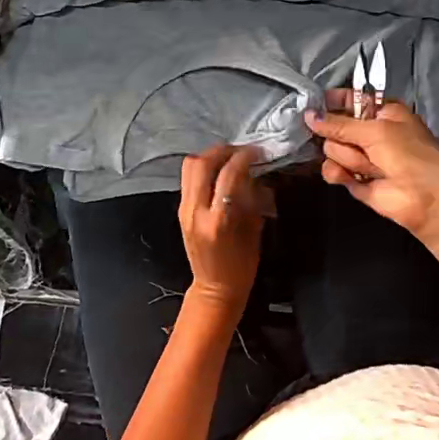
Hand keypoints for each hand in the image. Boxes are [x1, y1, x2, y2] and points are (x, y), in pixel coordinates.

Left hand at [178, 145, 270, 308]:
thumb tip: (255, 174)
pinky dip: (203, 169)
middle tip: (241, 151)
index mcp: (217, 221)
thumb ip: (252, 201)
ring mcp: (184, 210)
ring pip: (189, 168)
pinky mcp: (180, 210)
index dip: (243, 158)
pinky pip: (188, 179)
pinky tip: (219, 172)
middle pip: (201, 164)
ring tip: (229, 158)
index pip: (228, 176)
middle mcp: (195, 211)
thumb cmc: (241, 266)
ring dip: (210, 156)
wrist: (213, 288)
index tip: (258, 151)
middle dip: (222, 151)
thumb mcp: (254, 232)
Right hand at [306, 90, 438, 248]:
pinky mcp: (351, 179)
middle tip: (362, 145)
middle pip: (333, 126)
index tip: (313, 105)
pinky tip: (348, 177)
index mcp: (381, 113)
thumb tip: (307, 115)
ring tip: (371, 167)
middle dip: (342, 136)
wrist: (427, 199)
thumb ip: (339, 124)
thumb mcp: (377, 131)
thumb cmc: (410, 155)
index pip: (348, 100)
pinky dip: (337, 173)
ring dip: (348, 157)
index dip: (331, 102)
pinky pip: (330, 170)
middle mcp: (368, 132)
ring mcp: (359, 156)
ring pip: (330, 148)